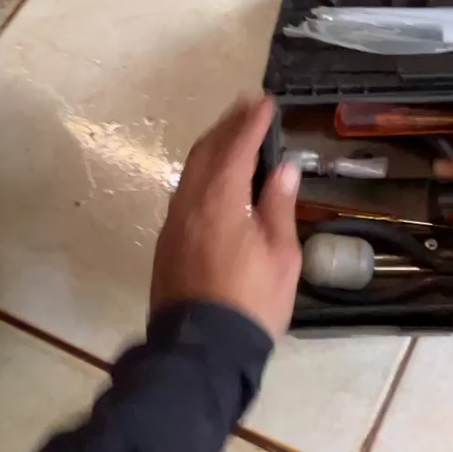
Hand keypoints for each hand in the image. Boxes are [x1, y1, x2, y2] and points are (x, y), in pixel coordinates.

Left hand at [150, 96, 300, 339]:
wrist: (203, 349)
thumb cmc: (252, 302)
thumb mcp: (281, 256)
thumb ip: (279, 207)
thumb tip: (284, 170)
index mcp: (221, 202)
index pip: (237, 149)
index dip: (252, 124)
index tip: (265, 103)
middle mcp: (190, 204)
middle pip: (206, 152)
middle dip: (227, 125)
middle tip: (247, 106)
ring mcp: (174, 222)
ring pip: (190, 171)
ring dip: (212, 145)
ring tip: (232, 132)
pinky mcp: (168, 241)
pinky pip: (184, 190)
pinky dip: (202, 170)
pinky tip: (214, 174)